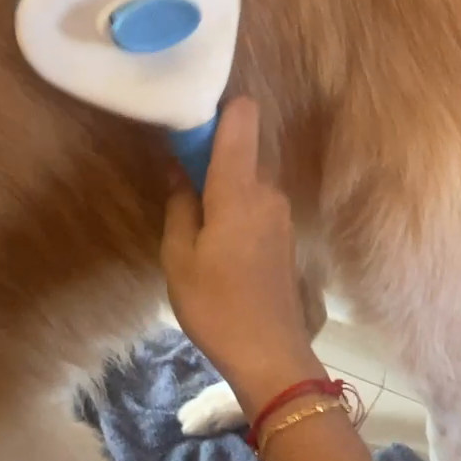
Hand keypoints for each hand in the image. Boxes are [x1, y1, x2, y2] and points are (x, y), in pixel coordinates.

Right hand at [161, 99, 326, 414]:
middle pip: (242, 151)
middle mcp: (269, 193)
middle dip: (210, 155)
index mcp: (241, 189)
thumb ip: (179, 203)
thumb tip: (178, 167)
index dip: (218, 106)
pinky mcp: (286, 237)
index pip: (243, 118)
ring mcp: (283, 216)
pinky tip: (215, 238)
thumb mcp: (179, 256)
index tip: (187, 115)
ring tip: (190, 213)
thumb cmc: (216, 305)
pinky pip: (257, 205)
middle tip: (174, 175)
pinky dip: (235, 207)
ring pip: (249, 181)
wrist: (270, 354)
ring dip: (222, 186)